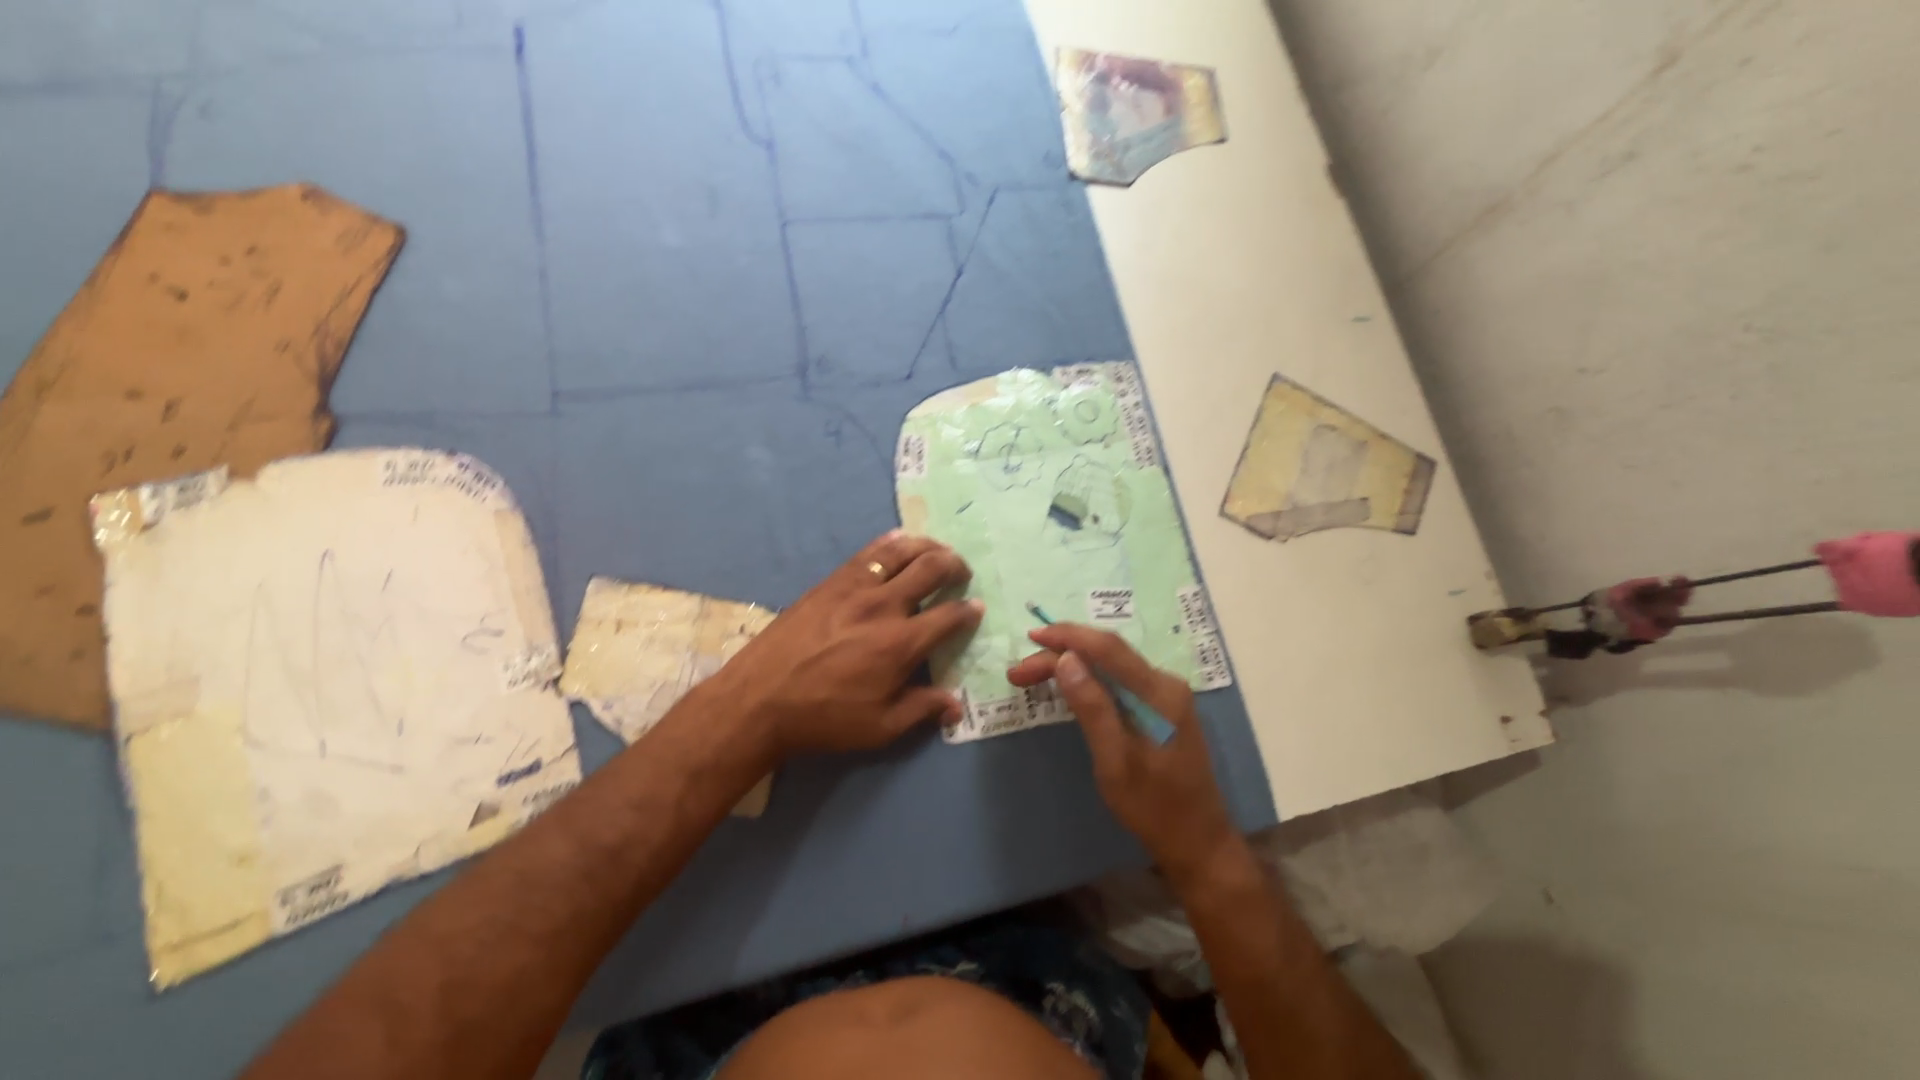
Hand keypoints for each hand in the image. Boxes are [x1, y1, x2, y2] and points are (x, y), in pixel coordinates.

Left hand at [701, 530, 982, 759]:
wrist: (760, 699)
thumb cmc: (824, 719)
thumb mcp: (880, 728)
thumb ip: (921, 710)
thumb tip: (955, 705)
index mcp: (901, 644)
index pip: (949, 617)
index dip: (968, 611)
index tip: (977, 608)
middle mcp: (884, 607)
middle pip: (931, 569)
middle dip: (955, 566)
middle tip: (962, 573)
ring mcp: (855, 588)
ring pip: (901, 552)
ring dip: (927, 546)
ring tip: (937, 551)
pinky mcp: (830, 582)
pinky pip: (868, 553)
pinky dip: (891, 544)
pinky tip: (898, 543)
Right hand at [1007, 624, 1237, 878]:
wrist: (1198, 841)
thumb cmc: (1153, 807)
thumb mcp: (1115, 762)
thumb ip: (1092, 707)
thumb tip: (1065, 659)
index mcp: (1159, 693)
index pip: (1107, 648)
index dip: (1067, 637)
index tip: (1029, 638)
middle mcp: (1166, 684)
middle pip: (1108, 653)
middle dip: (1061, 654)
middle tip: (1019, 673)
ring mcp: (1167, 696)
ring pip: (1113, 666)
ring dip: (1073, 665)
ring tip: (1033, 676)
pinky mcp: (1162, 709)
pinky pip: (1121, 681)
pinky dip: (1090, 679)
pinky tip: (1068, 686)